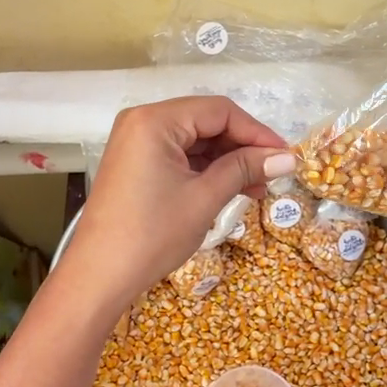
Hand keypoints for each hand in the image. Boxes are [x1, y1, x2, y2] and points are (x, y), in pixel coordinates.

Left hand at [61, 96, 293, 306]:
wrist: (100, 275)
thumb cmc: (153, 234)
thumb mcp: (204, 198)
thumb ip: (244, 169)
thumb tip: (286, 158)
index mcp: (155, 121)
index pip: (219, 111)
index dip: (256, 132)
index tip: (285, 157)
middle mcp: (142, 122)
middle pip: (205, 122)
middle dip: (242, 147)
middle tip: (272, 175)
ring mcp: (135, 144)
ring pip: (193, 141)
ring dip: (226, 161)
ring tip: (256, 187)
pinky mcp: (135, 166)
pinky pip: (178, 157)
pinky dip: (204, 171)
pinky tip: (229, 189)